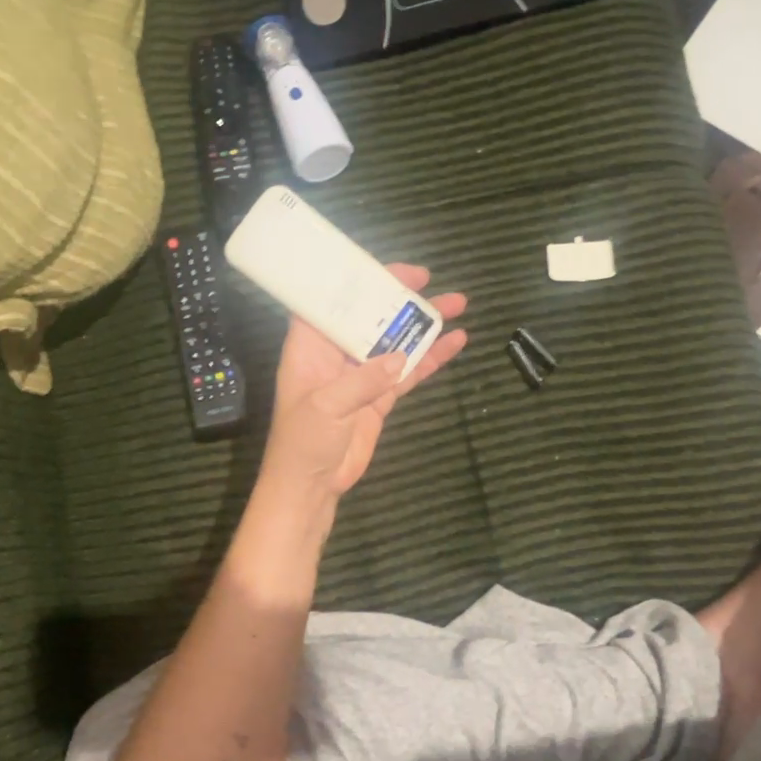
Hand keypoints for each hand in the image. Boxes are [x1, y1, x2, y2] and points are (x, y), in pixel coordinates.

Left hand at [259, 264, 467, 499]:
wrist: (310, 487)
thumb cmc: (303, 442)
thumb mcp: (327, 407)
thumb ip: (363, 380)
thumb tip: (399, 358)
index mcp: (310, 347)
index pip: (332, 302)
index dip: (358, 282)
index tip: (390, 272)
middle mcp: (335, 354)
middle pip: (369, 316)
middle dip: (400, 299)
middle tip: (432, 282)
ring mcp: (361, 376)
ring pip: (395, 341)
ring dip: (424, 325)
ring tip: (457, 304)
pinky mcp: (378, 398)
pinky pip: (408, 372)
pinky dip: (431, 358)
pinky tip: (456, 343)